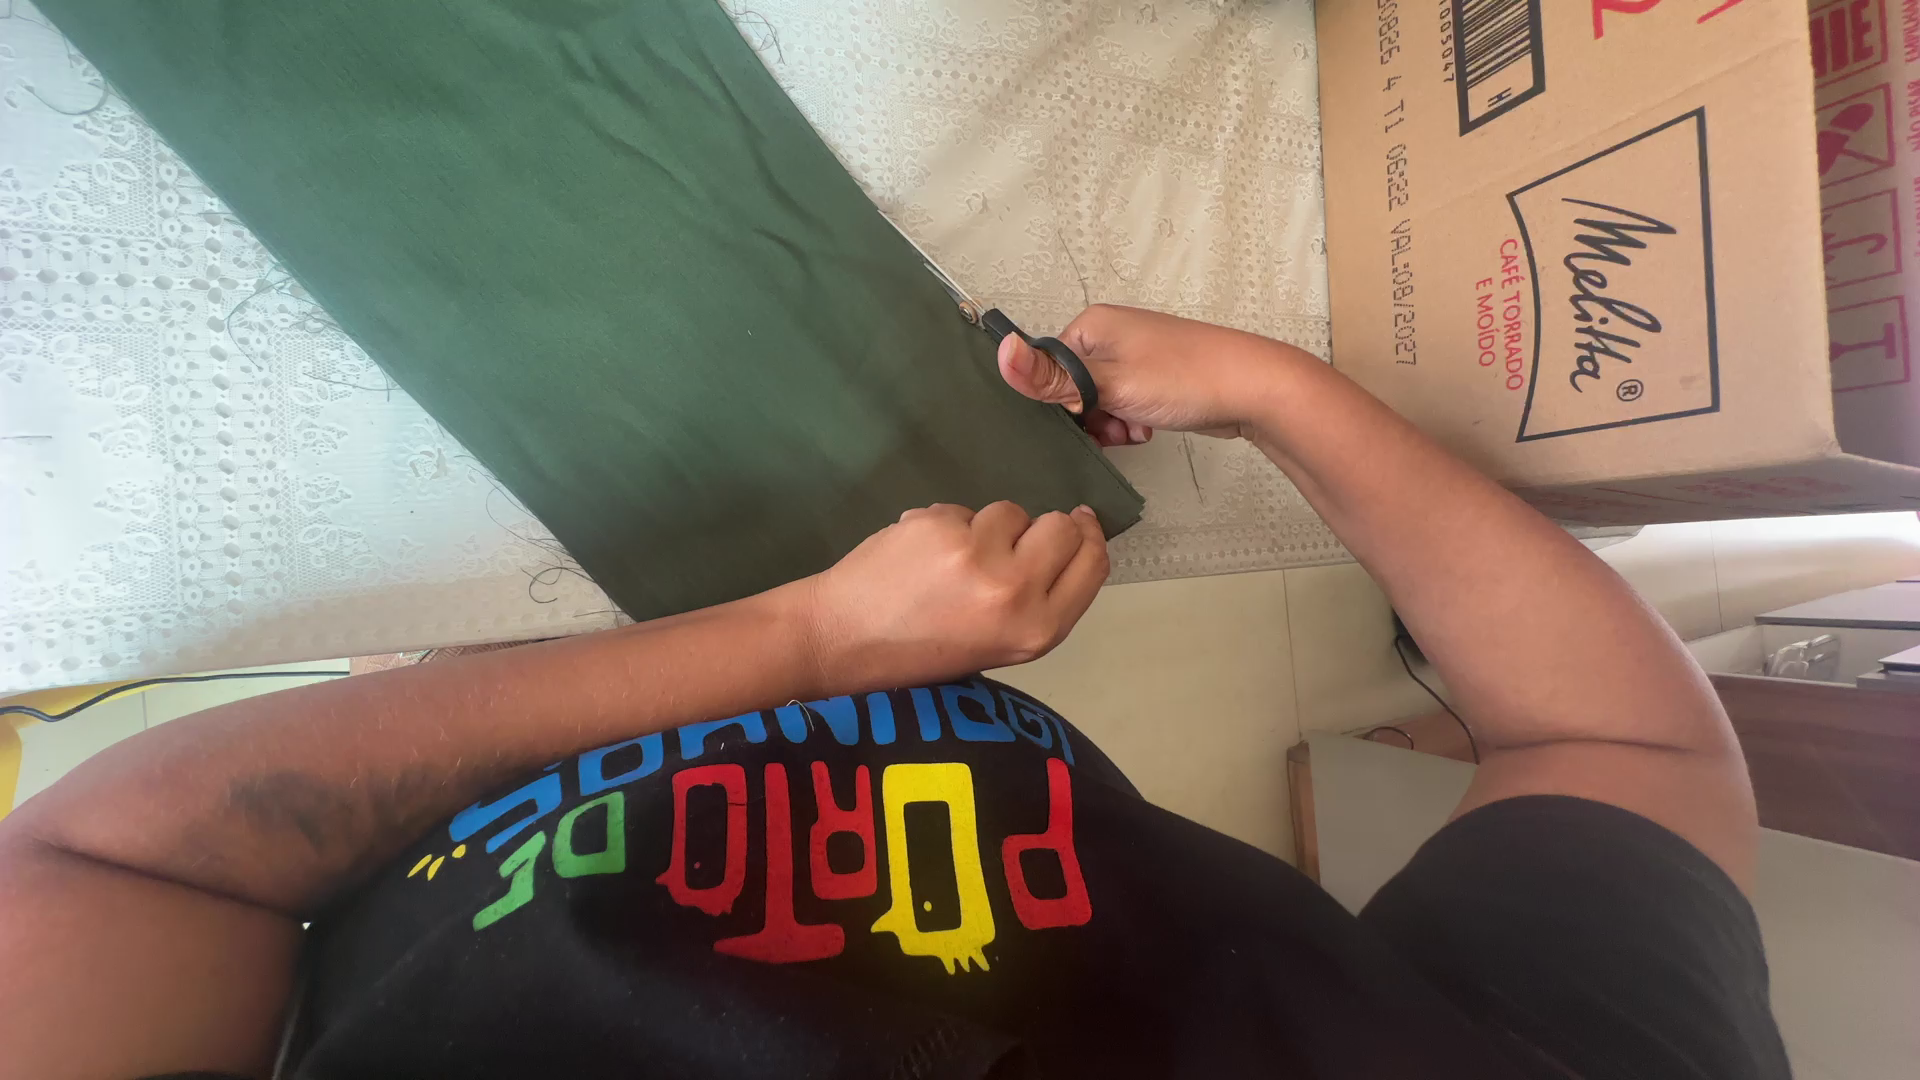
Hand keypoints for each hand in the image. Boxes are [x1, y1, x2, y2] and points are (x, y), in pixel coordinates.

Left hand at [804, 501, 1109, 688]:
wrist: (841, 639)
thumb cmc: (921, 652)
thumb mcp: (1000, 644)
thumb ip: (1038, 600)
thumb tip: (1065, 540)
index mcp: (1038, 631)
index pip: (1092, 565)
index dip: (1089, 538)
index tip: (1082, 521)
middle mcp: (1017, 592)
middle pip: (1063, 527)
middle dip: (1043, 528)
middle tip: (1010, 543)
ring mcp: (978, 555)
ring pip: (1011, 511)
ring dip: (989, 527)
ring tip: (950, 561)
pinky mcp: (941, 526)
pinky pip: (964, 510)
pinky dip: (948, 525)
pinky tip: (920, 553)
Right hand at [997, 304, 1311, 446]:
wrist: (1253, 388)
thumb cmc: (1180, 380)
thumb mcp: (1109, 383)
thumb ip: (1052, 377)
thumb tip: (1000, 352)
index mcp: (1091, 326)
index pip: (1046, 369)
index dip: (1057, 403)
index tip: (1080, 422)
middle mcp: (1109, 335)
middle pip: (1070, 388)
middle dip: (1087, 419)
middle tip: (1114, 431)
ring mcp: (1132, 356)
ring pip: (1097, 402)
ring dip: (1110, 425)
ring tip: (1134, 431)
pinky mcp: (1151, 378)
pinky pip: (1121, 404)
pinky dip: (1129, 421)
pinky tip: (1147, 430)